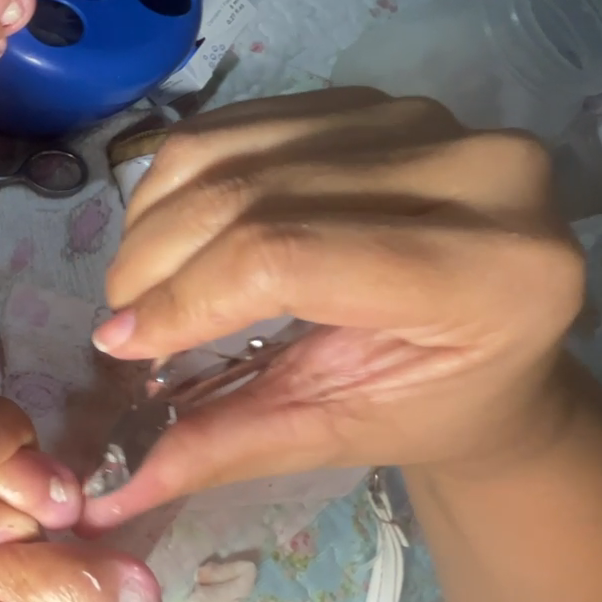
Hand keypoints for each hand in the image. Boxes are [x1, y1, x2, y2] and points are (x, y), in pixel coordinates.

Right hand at [86, 89, 587, 526]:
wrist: (492, 330)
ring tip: (141, 278)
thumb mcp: (336, 432)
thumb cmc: (431, 397)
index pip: (283, 257)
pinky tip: (167, 228)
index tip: (119, 344)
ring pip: (221, 154)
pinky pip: (225, 127)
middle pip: (241, 198)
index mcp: (493, 271)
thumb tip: (109, 498)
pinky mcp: (363, 102)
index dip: (182, 299)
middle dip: (152, 263)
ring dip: (149, 220)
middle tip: (119, 318)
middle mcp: (471, 171)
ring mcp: (415, 120)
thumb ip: (226, 448)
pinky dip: (170, 181)